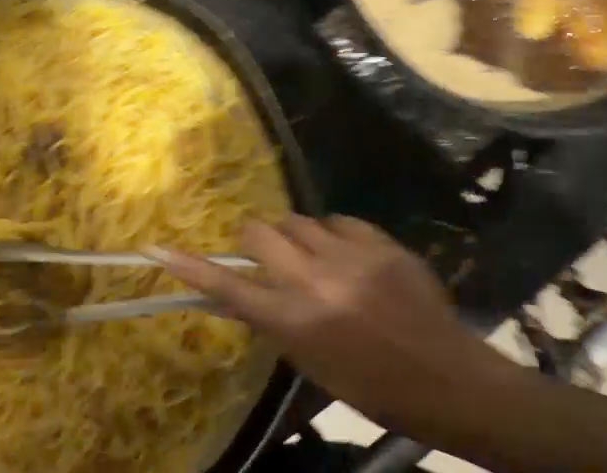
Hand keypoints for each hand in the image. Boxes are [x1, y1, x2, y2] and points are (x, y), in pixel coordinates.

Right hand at [158, 215, 515, 426]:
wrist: (450, 381)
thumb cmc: (373, 386)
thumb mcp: (312, 364)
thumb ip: (273, 321)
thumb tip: (239, 291)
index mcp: (296, 323)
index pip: (229, 288)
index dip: (190, 267)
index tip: (155, 248)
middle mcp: (316, 283)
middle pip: (258, 232)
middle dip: (254, 240)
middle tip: (266, 257)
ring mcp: (351, 258)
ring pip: (297, 220)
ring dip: (295, 237)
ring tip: (315, 259)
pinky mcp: (381, 243)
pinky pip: (337, 220)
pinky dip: (332, 234)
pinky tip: (347, 255)